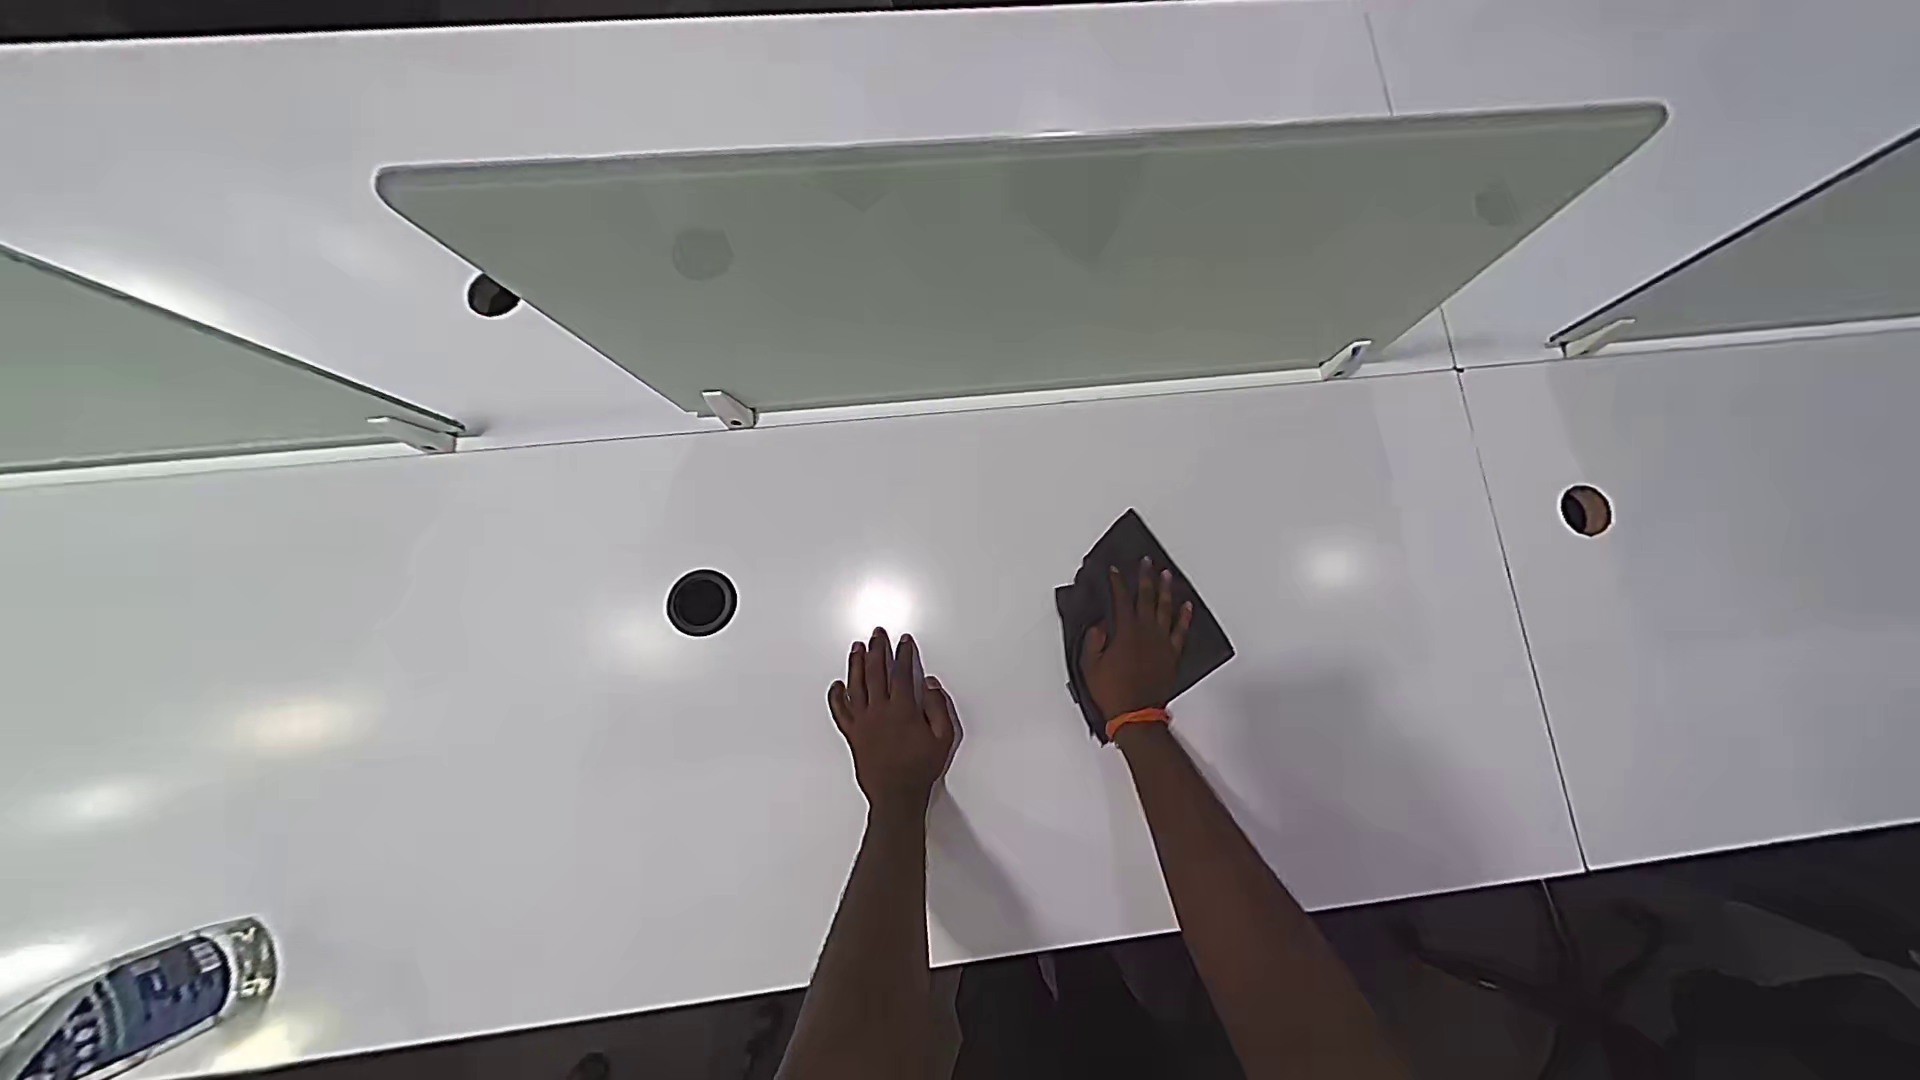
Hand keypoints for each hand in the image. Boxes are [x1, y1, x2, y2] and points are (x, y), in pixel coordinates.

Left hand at [828, 628, 959, 813]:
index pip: (901, 673)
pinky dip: (836, 696)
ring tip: (857, 647)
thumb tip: (929, 684)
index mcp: (902, 710)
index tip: (904, 641)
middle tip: (877, 634)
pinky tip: (837, 684)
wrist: (897, 796)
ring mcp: (863, 722)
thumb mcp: (943, 737)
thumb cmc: (920, 768)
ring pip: (856, 685)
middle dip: (878, 649)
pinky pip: (840, 711)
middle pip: (876, 671)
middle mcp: (879, 711)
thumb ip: (938, 707)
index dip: (903, 654)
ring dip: (857, 663)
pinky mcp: (853, 734)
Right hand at [1081, 558, 1194, 721]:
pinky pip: (1181, 630)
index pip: (1121, 599)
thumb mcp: (1091, 664)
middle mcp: (1146, 632)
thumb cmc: (1113, 691)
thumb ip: (1094, 640)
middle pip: (1147, 597)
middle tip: (1145, 563)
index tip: (1114, 571)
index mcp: (1125, 631)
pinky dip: (1184, 616)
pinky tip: (1186, 606)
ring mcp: (1162, 642)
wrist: (1136, 714)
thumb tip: (1100, 625)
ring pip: (1166, 608)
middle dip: (1145, 577)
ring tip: (1167, 575)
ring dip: (1166, 590)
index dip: (1117, 582)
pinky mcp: (1172, 654)